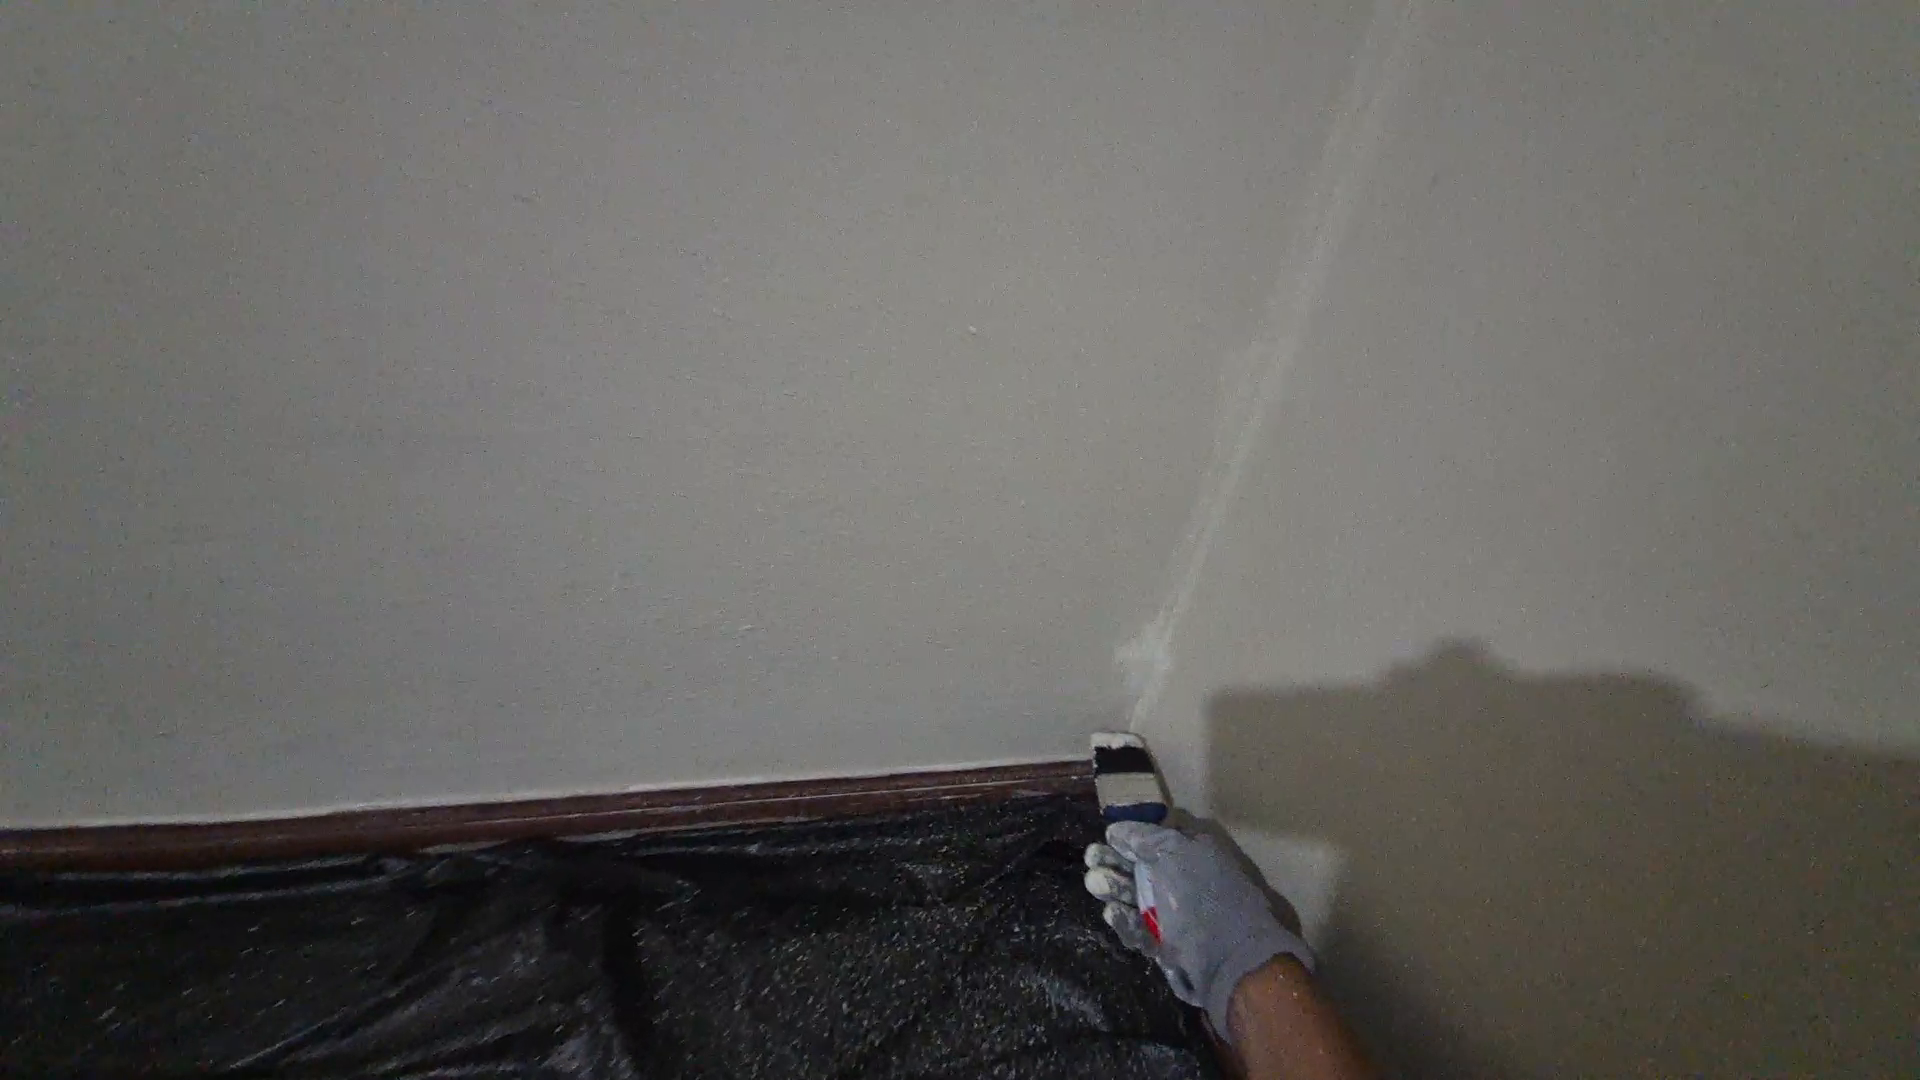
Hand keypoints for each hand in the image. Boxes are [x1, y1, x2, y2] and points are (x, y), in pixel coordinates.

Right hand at [1085, 821, 1314, 1037]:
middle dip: (1112, 862)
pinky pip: (1139, 929)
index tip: (1106, 836)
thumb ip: (1142, 839)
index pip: (1153, 840)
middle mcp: (1182, 882)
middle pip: (1138, 868)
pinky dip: (1125, 921)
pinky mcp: (1166, 946)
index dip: (1128, 837)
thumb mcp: (1172, 853)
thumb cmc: (1201, 896)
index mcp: (1191, 854)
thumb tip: (1116, 830)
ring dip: (1113, 889)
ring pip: (1134, 899)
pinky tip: (1112, 913)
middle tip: (1090, 859)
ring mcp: (1174, 916)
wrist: (1229, 961)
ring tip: (1095, 883)